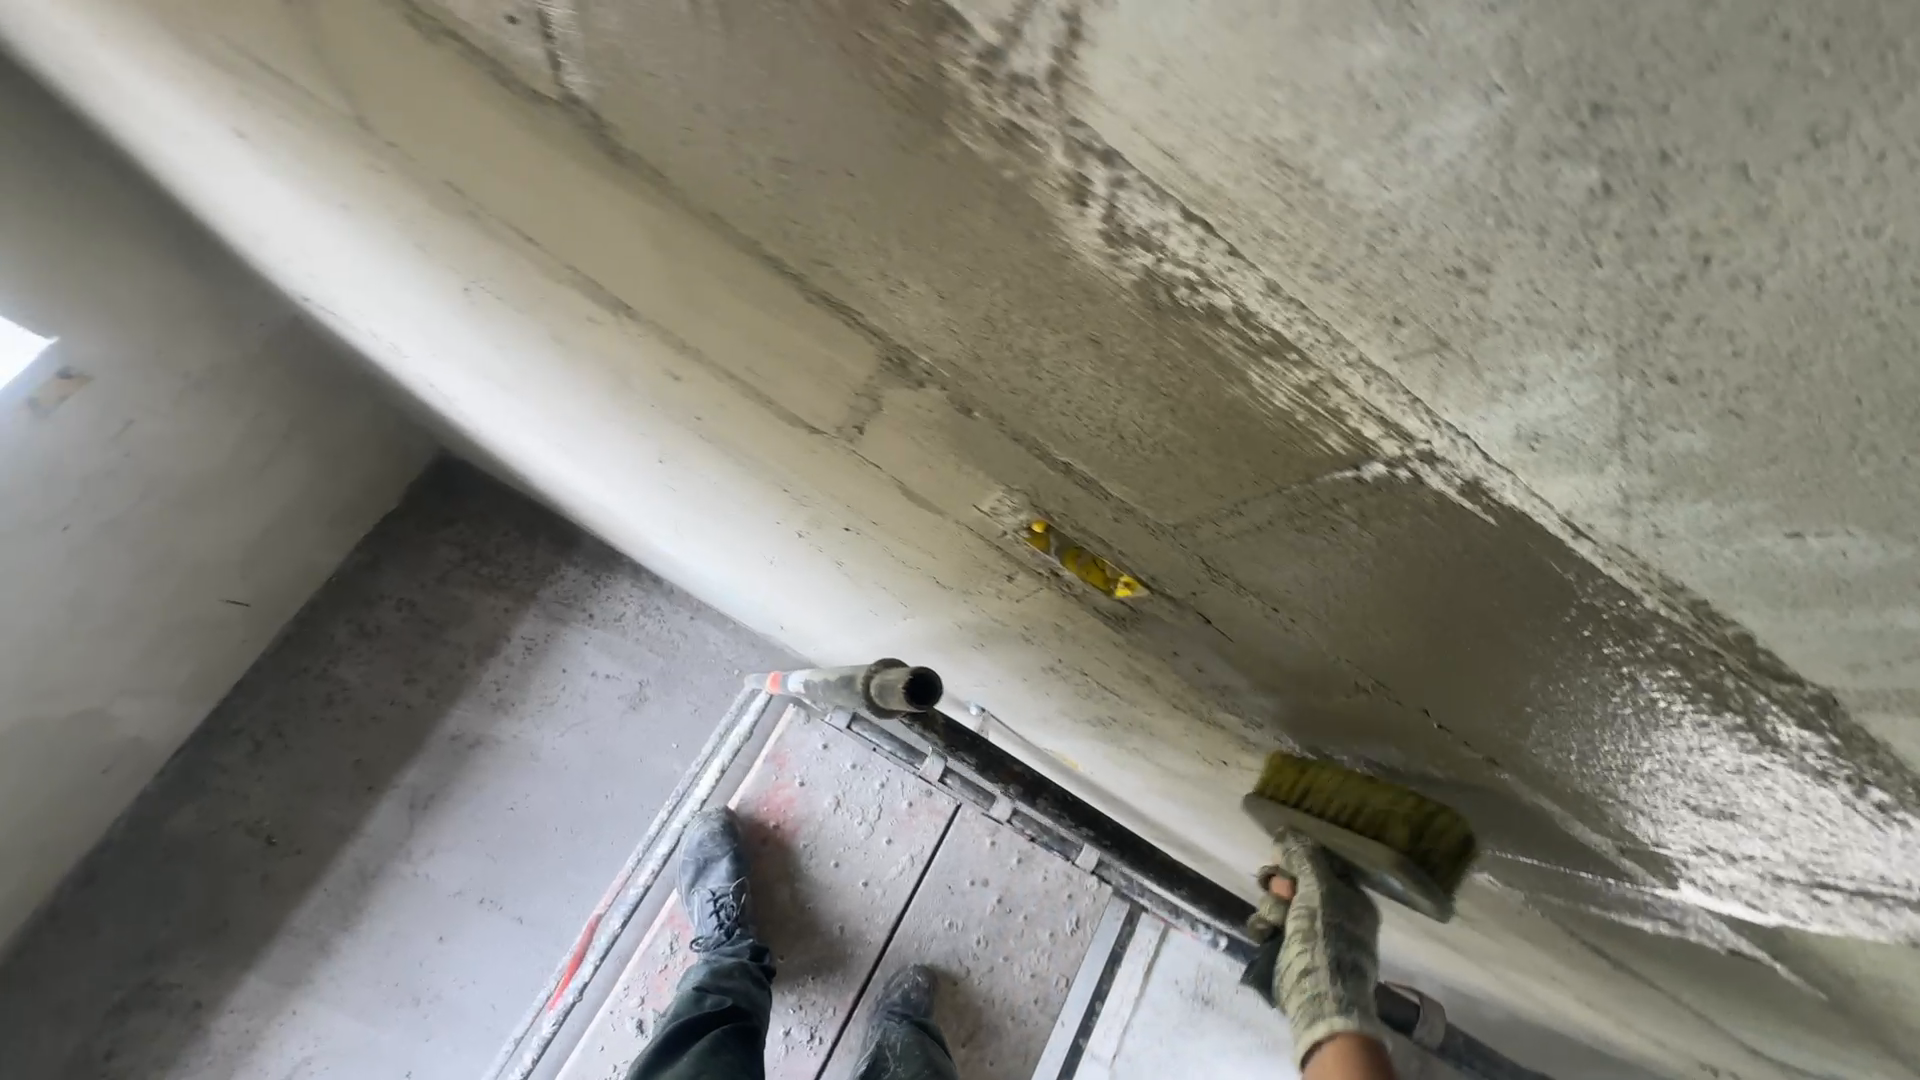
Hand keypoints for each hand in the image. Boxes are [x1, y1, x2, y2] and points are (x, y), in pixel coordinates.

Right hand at [1253, 832, 1387, 1070]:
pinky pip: (1265, 923)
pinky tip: (1266, 932)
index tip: (1281, 853)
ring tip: (1277, 921)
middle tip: (1280, 888)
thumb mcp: (1320, 888)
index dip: (1299, 857)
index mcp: (1349, 899)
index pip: (1320, 865)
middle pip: (1293, 880)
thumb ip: (1303, 856)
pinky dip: (1263, 926)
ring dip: (1272, 906)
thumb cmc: (1328, 937)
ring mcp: (1306, 931)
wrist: (1317, 993)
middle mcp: (1329, 913)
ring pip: (1276, 900)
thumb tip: (1285, 829)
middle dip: (1280, 882)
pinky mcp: (1285, 947)